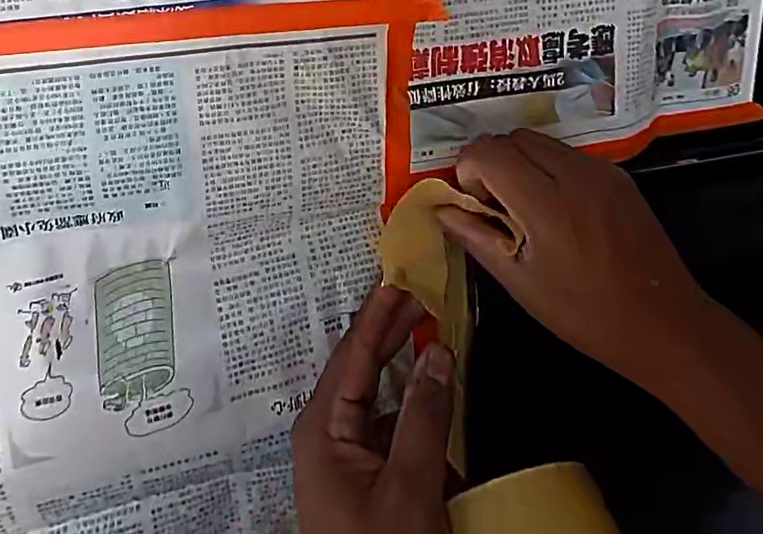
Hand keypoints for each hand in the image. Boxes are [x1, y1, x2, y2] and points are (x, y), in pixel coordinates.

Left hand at [292, 285, 452, 533]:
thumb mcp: (409, 487)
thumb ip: (425, 414)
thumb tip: (439, 349)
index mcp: (323, 424)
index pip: (355, 351)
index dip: (380, 310)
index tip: (401, 274)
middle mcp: (327, 430)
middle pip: (363, 364)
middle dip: (393, 328)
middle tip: (424, 290)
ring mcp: (345, 453)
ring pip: (379, 392)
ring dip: (405, 363)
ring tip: (432, 327)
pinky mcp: (363, 474)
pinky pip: (389, 424)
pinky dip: (413, 405)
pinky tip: (435, 391)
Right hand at [435, 130, 704, 380]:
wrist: (667, 325)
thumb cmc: (585, 313)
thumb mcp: (520, 283)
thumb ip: (476, 237)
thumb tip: (440, 210)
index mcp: (545, 202)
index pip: (487, 151)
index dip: (469, 171)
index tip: (478, 204)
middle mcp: (573, 173)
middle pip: (511, 137)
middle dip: (493, 162)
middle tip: (499, 206)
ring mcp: (600, 170)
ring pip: (540, 141)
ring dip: (520, 162)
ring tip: (529, 208)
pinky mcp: (618, 175)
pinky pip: (568, 153)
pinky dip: (549, 168)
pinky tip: (560, 209)